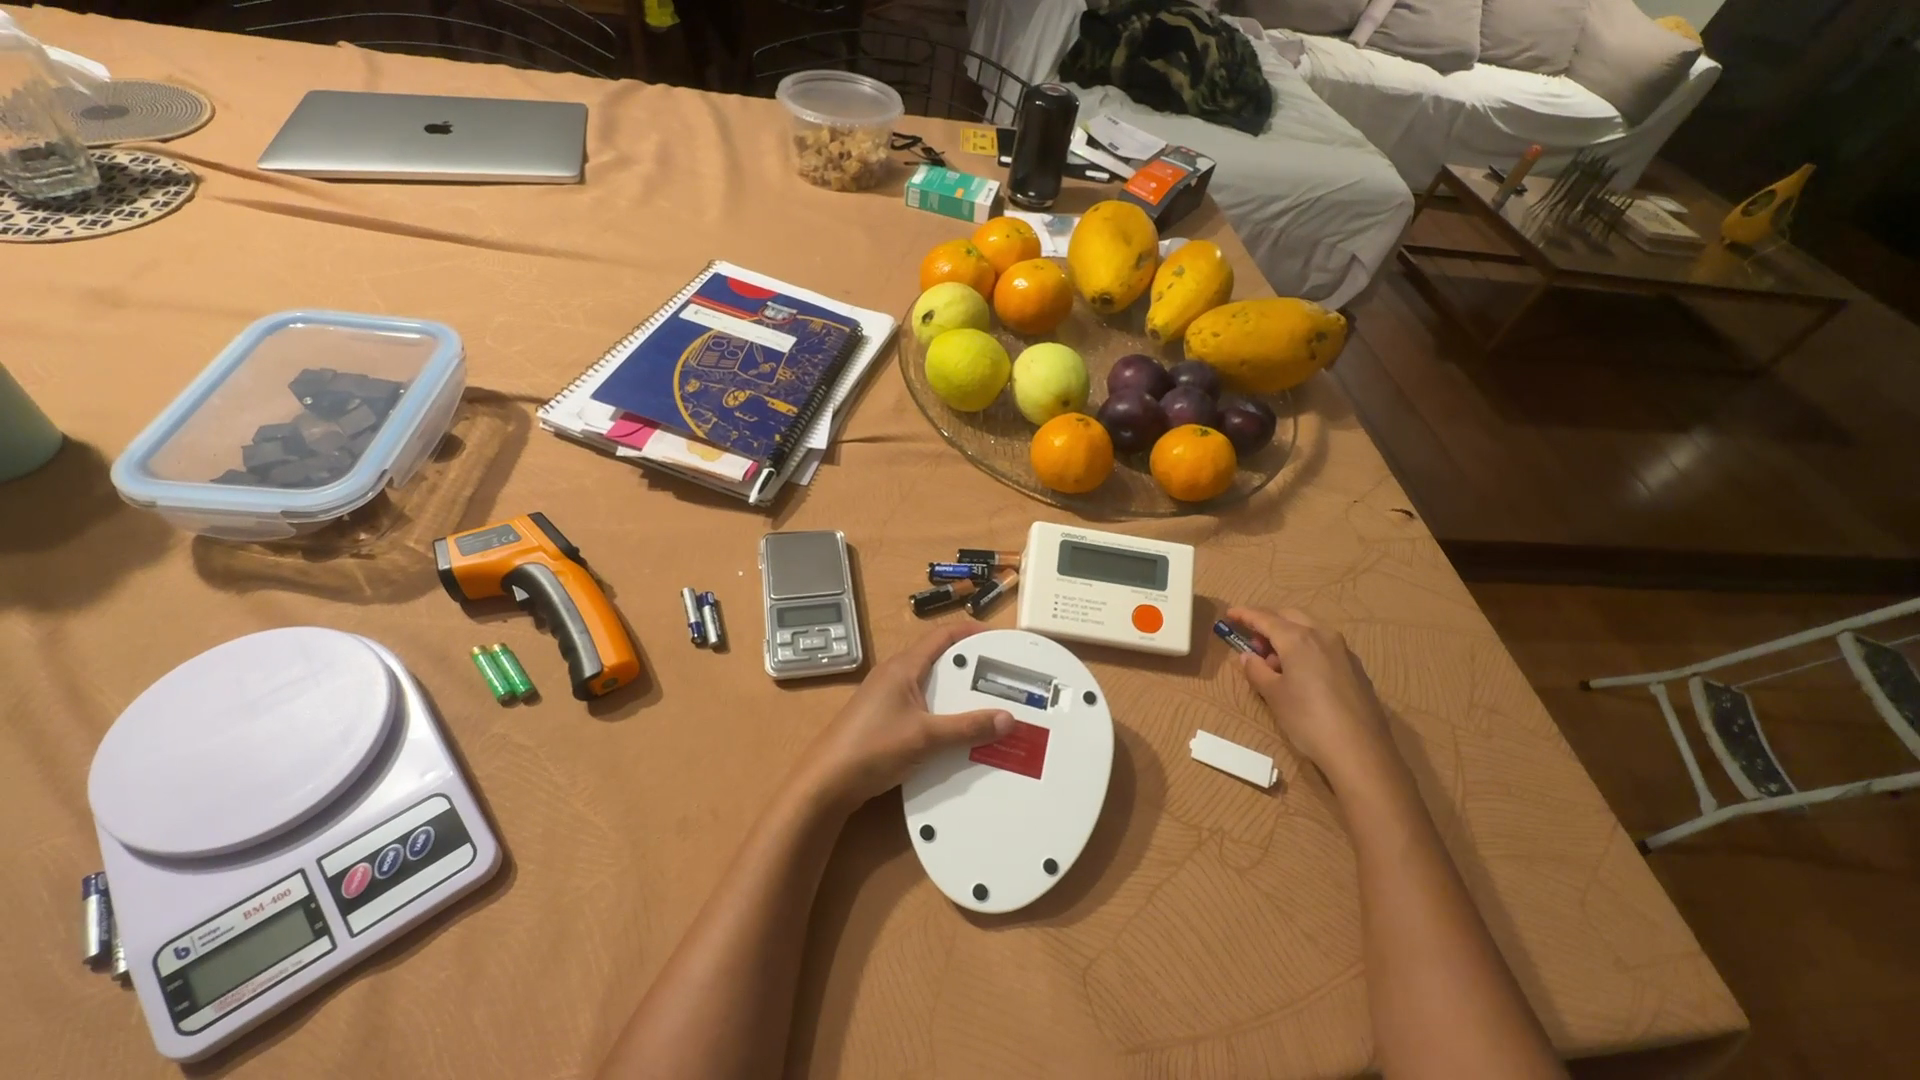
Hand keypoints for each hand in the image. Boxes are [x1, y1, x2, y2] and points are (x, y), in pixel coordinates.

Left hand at [791, 623, 1015, 811]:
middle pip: (940, 661)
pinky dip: (944, 714)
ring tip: (990, 707)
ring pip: (931, 688)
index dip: (972, 633)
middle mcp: (894, 676)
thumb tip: (1009, 718)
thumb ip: (967, 727)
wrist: (827, 783)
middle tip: (1004, 680)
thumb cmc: (873, 748)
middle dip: (972, 669)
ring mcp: (887, 698)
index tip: (1001, 641)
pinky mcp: (884, 720)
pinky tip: (960, 733)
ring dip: (958, 695)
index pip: (942, 636)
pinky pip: (922, 708)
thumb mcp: (926, 737)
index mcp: (903, 667)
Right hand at [1226, 607, 1398, 792]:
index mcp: (1298, 639)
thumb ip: (1257, 670)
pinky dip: (1305, 649)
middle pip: (1290, 617)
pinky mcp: (1355, 667)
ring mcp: (1343, 650)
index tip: (1229, 613)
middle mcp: (1322, 636)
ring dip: (1288, 637)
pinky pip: (1323, 646)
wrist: (1359, 750)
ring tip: (1275, 664)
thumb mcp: (1274, 695)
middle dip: (1268, 623)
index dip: (1245, 614)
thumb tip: (1248, 657)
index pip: (1265, 618)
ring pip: (1309, 630)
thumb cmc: (1308, 719)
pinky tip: (1301, 674)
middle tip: (1252, 641)